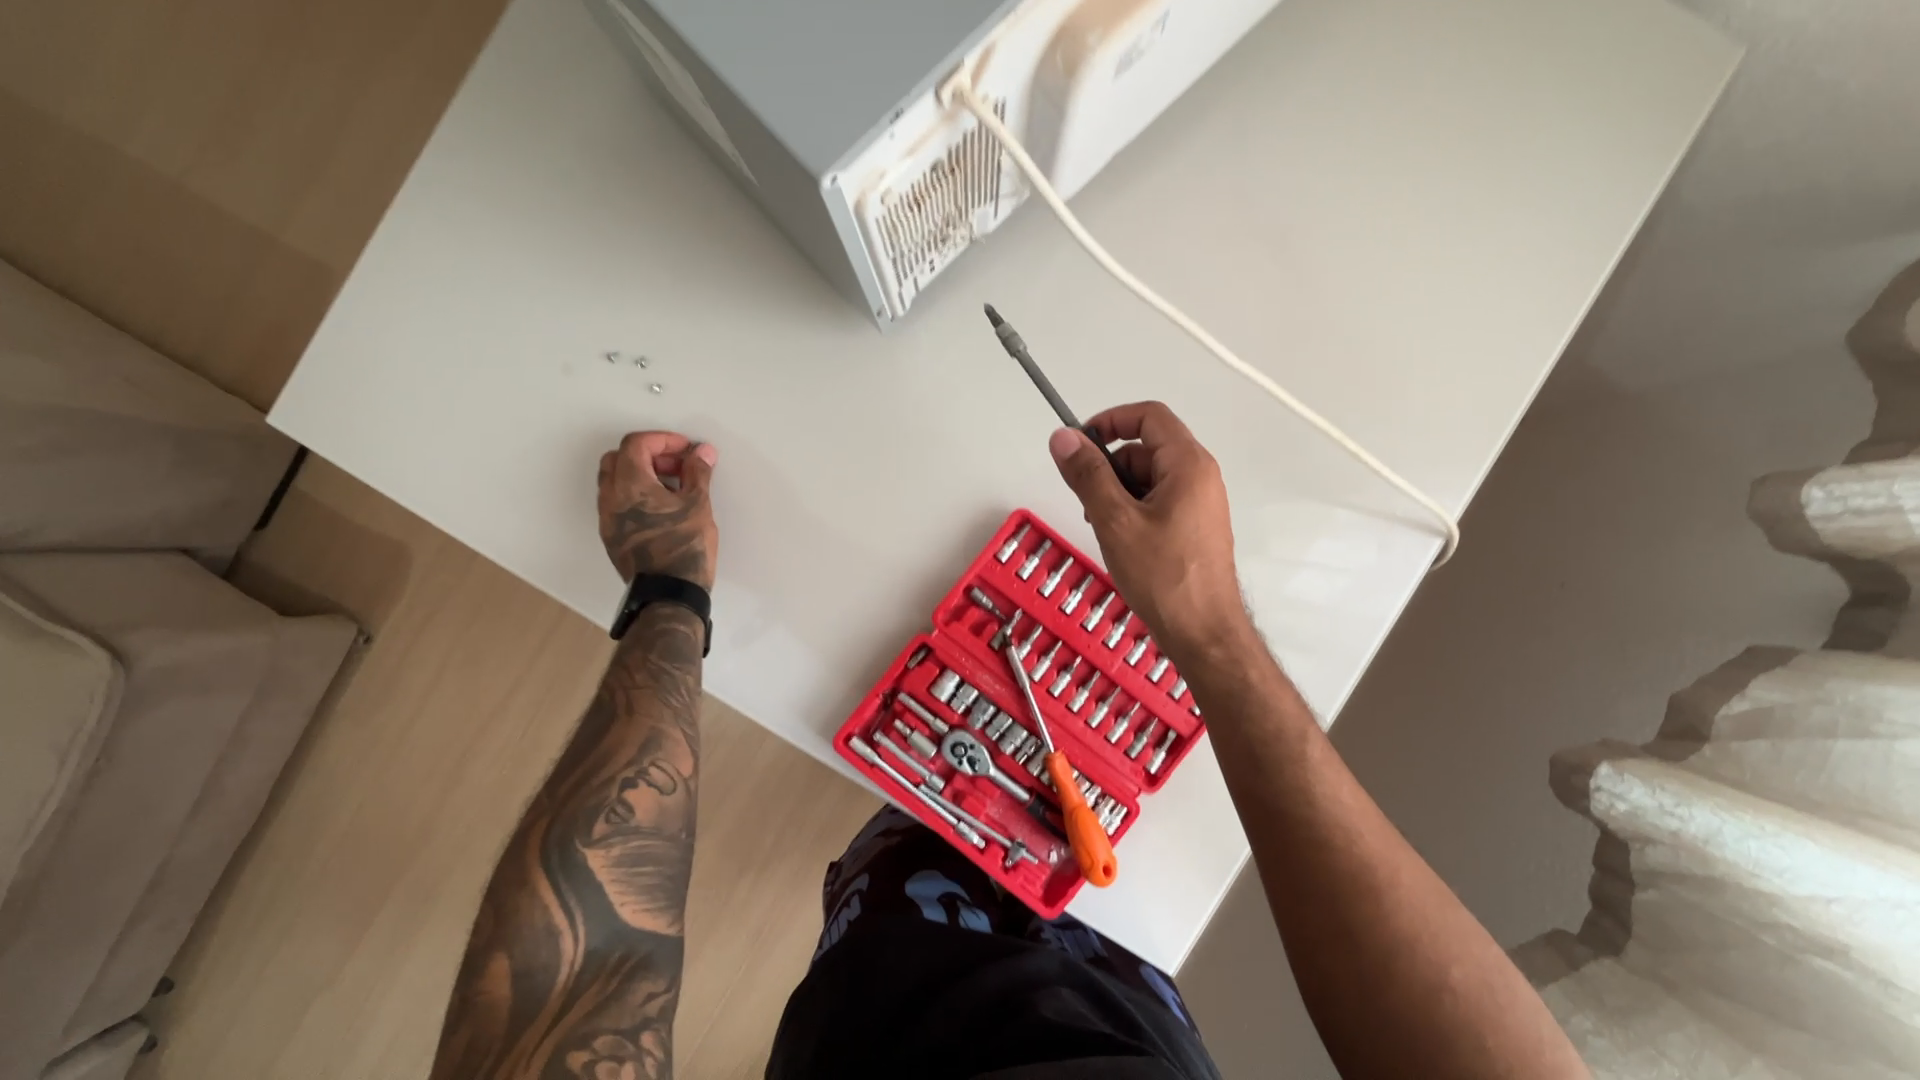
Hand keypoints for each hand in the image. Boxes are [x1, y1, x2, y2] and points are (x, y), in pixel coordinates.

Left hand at [598, 432, 718, 587]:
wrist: (669, 593)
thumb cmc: (683, 550)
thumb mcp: (698, 505)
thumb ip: (698, 472)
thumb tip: (702, 453)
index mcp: (630, 485)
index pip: (637, 444)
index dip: (663, 440)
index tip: (685, 449)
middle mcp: (611, 498)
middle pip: (619, 458)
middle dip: (649, 454)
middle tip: (677, 464)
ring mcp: (608, 518)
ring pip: (615, 480)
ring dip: (640, 474)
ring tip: (672, 487)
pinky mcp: (612, 536)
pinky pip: (617, 502)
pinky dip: (635, 494)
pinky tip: (661, 507)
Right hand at [1050, 402, 1245, 655]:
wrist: (1204, 634)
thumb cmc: (1162, 576)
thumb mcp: (1115, 521)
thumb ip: (1088, 475)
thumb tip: (1063, 437)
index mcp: (1188, 464)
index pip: (1149, 415)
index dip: (1110, 420)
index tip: (1079, 446)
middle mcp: (1200, 477)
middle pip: (1146, 448)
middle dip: (1110, 466)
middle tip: (1088, 502)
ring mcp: (1200, 504)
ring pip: (1149, 479)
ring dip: (1118, 493)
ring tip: (1104, 529)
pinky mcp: (1195, 529)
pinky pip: (1158, 503)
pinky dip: (1133, 512)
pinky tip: (1121, 544)